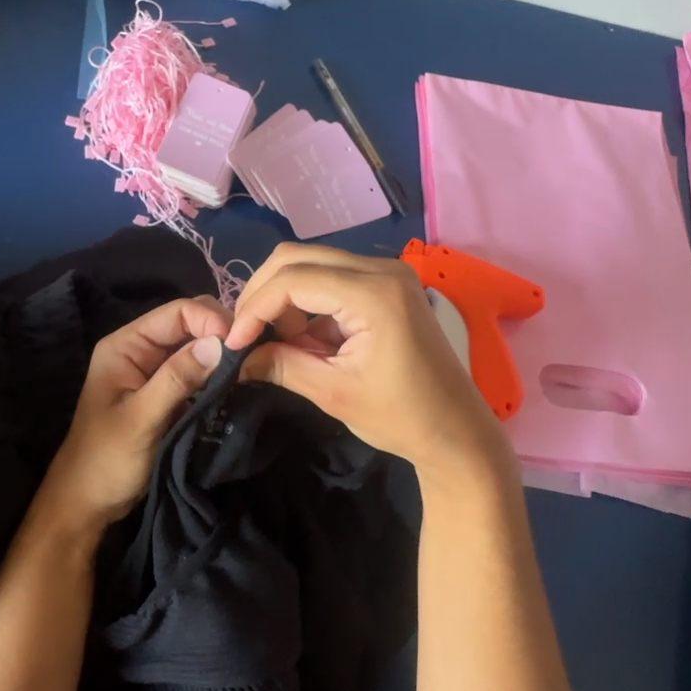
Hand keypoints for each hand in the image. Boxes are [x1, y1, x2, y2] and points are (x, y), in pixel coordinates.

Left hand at [42, 297, 231, 530]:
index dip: (210, 320)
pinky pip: (196, 374)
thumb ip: (176, 379)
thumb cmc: (106, 460)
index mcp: (125, 345)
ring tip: (249, 369)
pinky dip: (216, 376)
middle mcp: (140, 351)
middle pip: (189, 324)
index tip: (240, 344)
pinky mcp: (166, 395)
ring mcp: (153, 372)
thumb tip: (219, 343)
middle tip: (250, 356)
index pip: (177, 312)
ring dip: (220, 356)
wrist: (87, 504)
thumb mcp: (141, 419)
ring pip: (196, 348)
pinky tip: (236, 385)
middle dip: (219, 334)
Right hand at [226, 244, 515, 483]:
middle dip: (262, 294)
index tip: (233, 343)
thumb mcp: (333, 393)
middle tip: (244, 334)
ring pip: (310, 264)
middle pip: (297, 258)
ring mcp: (386, 273)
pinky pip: (329, 278)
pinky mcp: (385, 285)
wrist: (457, 431)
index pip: (292, 279)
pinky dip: (304, 303)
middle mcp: (381, 270)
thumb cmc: (401, 417)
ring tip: (274, 341)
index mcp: (374, 294)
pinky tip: (301, 338)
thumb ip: (281, 365)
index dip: (254, 308)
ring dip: (282, 298)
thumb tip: (235, 358)